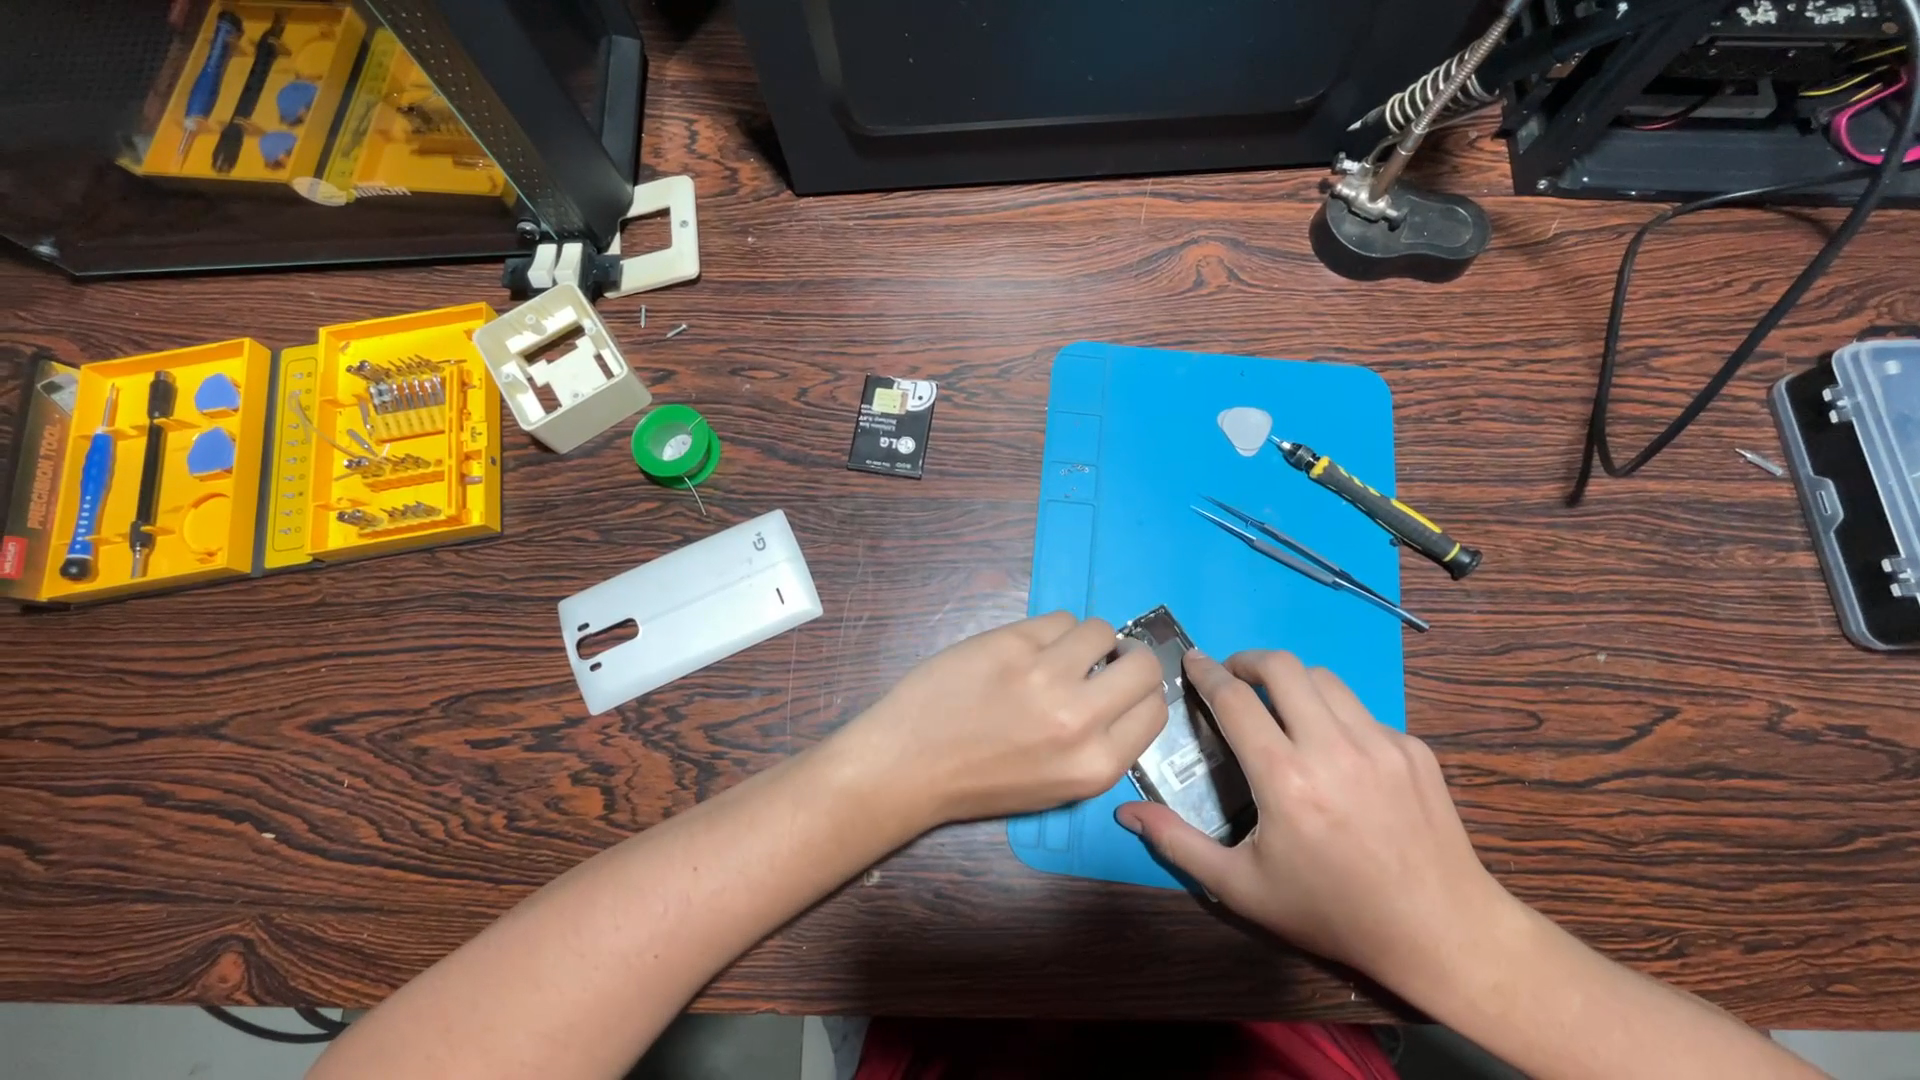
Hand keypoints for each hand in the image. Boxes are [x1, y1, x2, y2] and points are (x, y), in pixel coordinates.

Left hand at [838, 612, 1168, 827]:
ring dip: (1084, 640)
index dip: (1139, 694)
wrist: (909, 766)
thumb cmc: (980, 783)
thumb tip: (1122, 696)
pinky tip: (1022, 650)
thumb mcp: (1058, 785)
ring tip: (1053, 655)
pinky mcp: (1012, 643)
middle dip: (1127, 659)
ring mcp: (1047, 675)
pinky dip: (1048, 631)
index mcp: (1098, 766)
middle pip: (1144, 664)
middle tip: (1096, 664)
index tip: (1117, 688)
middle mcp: (1082, 720)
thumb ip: (1099, 745)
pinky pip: (1057, 619)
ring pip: (1100, 630)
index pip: (1155, 710)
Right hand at [1115, 649, 1510, 984]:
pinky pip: (1362, 711)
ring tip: (1278, 703)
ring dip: (1291, 680)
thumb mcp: (1242, 889)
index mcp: (1285, 778)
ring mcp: (1381, 743)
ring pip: (1325, 679)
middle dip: (1247, 660)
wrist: (1440, 932)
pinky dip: (1334, 714)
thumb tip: (1125, 812)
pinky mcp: (1414, 749)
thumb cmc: (1330, 911)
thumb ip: (1178, 844)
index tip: (1192, 662)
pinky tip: (1332, 749)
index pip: (1235, 699)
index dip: (1207, 674)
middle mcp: (1333, 747)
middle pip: (1282, 667)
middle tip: (1232, 676)